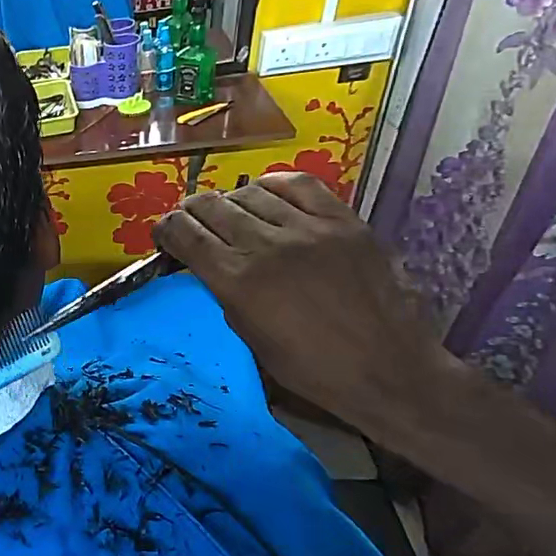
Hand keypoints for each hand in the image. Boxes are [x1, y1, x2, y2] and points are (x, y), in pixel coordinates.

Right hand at [152, 172, 455, 428]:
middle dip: (191, 212)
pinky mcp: (344, 221)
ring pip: (249, 192)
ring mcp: (308, 229)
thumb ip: (223, 292)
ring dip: (230, 201)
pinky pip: (299, 185)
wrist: (389, 370)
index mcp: (237, 281)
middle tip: (192, 223)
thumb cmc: (311, 369)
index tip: (165, 235)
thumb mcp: (249, 337)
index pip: (184, 233)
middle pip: (210, 206)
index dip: (165, 228)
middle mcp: (266, 246)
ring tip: (231, 213)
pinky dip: (273, 185)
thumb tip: (208, 264)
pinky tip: (266, 193)